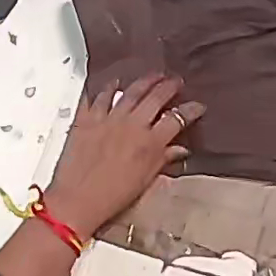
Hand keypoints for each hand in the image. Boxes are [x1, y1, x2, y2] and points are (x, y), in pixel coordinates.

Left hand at [44, 73, 204, 235]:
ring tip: (153, 75)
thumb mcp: (145, 181)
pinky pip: (99, 97)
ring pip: (130, 91)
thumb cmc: (112, 197)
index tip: (197, 106)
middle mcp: (131, 125)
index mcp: (150, 143)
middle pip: (156, 97)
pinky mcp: (87, 119)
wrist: (78, 200)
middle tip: (176, 81)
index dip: (190, 110)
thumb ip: (163, 160)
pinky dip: (108, 88)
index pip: (177, 118)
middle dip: (169, 86)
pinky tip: (113, 83)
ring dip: (144, 81)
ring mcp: (108, 119)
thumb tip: (180, 150)